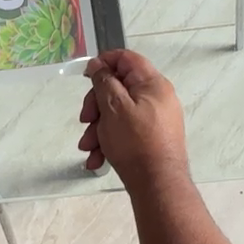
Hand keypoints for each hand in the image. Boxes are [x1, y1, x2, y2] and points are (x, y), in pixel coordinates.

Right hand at [77, 49, 187, 188]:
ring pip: (118, 112)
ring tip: (88, 148)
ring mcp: (155, 118)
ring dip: (98, 128)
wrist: (158, 185)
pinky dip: (110, 140)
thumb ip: (103, 81)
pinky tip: (97, 158)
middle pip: (118, 88)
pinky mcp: (152, 137)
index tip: (86, 76)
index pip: (126, 58)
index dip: (104, 63)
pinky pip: (126, 130)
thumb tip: (98, 64)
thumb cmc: (135, 142)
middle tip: (85, 120)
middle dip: (96, 105)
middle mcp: (157, 97)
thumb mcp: (113, 107)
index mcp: (152, 84)